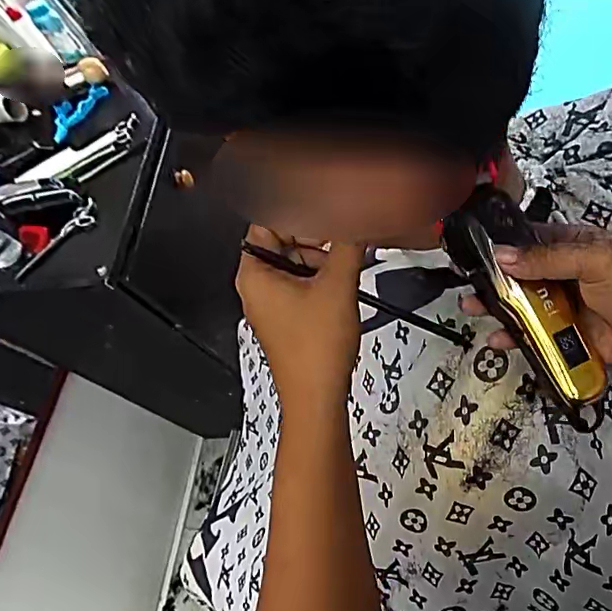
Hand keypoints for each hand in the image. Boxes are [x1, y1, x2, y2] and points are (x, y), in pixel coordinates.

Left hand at [237, 224, 365, 413]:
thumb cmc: (314, 352)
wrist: (317, 396)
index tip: (330, 214)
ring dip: (325, 262)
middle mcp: (257, 287)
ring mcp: (273, 304)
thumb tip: (357, 222)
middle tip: (345, 243)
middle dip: (319, 239)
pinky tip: (344, 289)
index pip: (270, 221)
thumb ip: (348, 246)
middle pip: (286, 241)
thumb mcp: (338, 287)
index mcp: (254, 273)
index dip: (302, 215)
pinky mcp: (289, 319)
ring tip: (348, 270)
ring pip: (298, 265)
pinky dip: (324, 282)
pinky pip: (304, 287)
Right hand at [458, 225, 611, 369]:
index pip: (532, 240)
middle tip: (470, 283)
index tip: (479, 252)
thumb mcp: (593, 262)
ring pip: (521, 304)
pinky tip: (499, 338)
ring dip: (497, 307)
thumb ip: (549, 258)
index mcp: (573, 246)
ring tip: (474, 308)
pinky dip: (513, 336)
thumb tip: (506, 256)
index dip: (506, 245)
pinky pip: (531, 332)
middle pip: (520, 274)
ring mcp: (560, 304)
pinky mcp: (560, 332)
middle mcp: (563, 274)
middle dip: (494, 280)